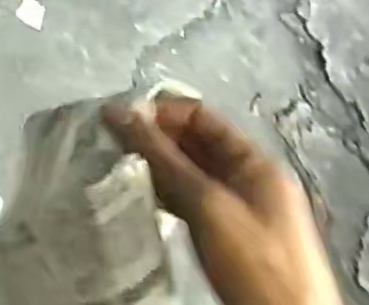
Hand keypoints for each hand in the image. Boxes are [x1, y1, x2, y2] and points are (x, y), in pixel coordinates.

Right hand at [103, 97, 340, 304]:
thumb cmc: (253, 260)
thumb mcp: (205, 202)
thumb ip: (160, 152)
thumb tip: (114, 109)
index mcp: (255, 162)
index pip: (198, 113)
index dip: (159, 111)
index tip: (120, 120)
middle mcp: (248, 176)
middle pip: (191, 137)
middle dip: (152, 135)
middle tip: (113, 141)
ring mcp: (239, 204)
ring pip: (185, 165)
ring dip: (153, 161)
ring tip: (121, 164)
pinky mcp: (226, 228)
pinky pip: (187, 192)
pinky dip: (163, 186)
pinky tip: (142, 191)